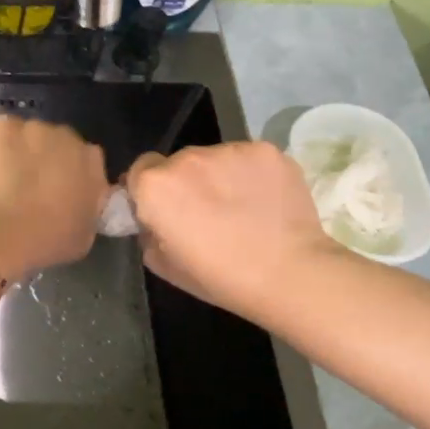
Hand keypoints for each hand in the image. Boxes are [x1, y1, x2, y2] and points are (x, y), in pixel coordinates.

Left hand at [0, 117, 107, 280]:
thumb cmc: (42, 242)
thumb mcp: (83, 236)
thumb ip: (88, 210)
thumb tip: (83, 202)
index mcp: (91, 163)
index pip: (88, 160)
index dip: (71, 175)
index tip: (57, 192)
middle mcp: (67, 137)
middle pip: (58, 142)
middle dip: (46, 159)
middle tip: (28, 186)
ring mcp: (32, 128)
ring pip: (27, 136)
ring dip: (19, 152)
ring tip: (1, 179)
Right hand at [124, 142, 340, 316]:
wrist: (289, 274)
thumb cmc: (219, 277)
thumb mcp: (162, 264)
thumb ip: (149, 232)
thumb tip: (156, 220)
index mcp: (155, 186)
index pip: (140, 169)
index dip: (150, 189)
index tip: (165, 209)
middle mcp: (187, 158)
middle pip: (178, 163)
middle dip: (187, 182)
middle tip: (206, 213)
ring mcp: (229, 151)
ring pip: (215, 159)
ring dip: (219, 177)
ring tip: (241, 208)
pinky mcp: (266, 150)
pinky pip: (247, 159)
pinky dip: (251, 175)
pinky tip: (264, 200)